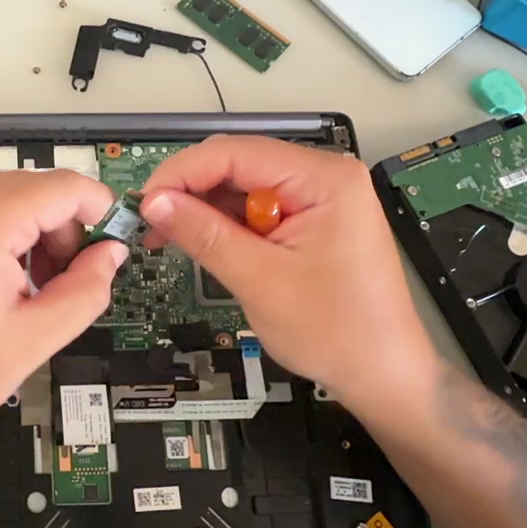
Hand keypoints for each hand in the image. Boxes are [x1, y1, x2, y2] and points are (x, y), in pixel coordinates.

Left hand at [0, 170, 128, 452]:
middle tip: (75, 281)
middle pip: (38, 188)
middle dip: (68, 228)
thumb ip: (86, 290)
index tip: (117, 243)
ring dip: (40, 233)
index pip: (65, 187)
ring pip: (12, 199)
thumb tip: (110, 256)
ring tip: (39, 292)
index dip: (102, 210)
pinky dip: (10, 236)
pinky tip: (10, 285)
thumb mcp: (34, 339)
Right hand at [140, 136, 435, 403]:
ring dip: (201, 209)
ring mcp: (317, 197)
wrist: (382, 374)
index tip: (144, 203)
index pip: (235, 153)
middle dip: (189, 191)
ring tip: (166, 237)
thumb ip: (204, 234)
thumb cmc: (335, 331)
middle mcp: (323, 176)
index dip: (182, 173)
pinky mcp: (309, 219)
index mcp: (324, 179)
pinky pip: (253, 208)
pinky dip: (222, 224)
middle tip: (150, 223)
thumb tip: (154, 202)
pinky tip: (198, 241)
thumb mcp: (259, 280)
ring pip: (240, 186)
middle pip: (236, 164)